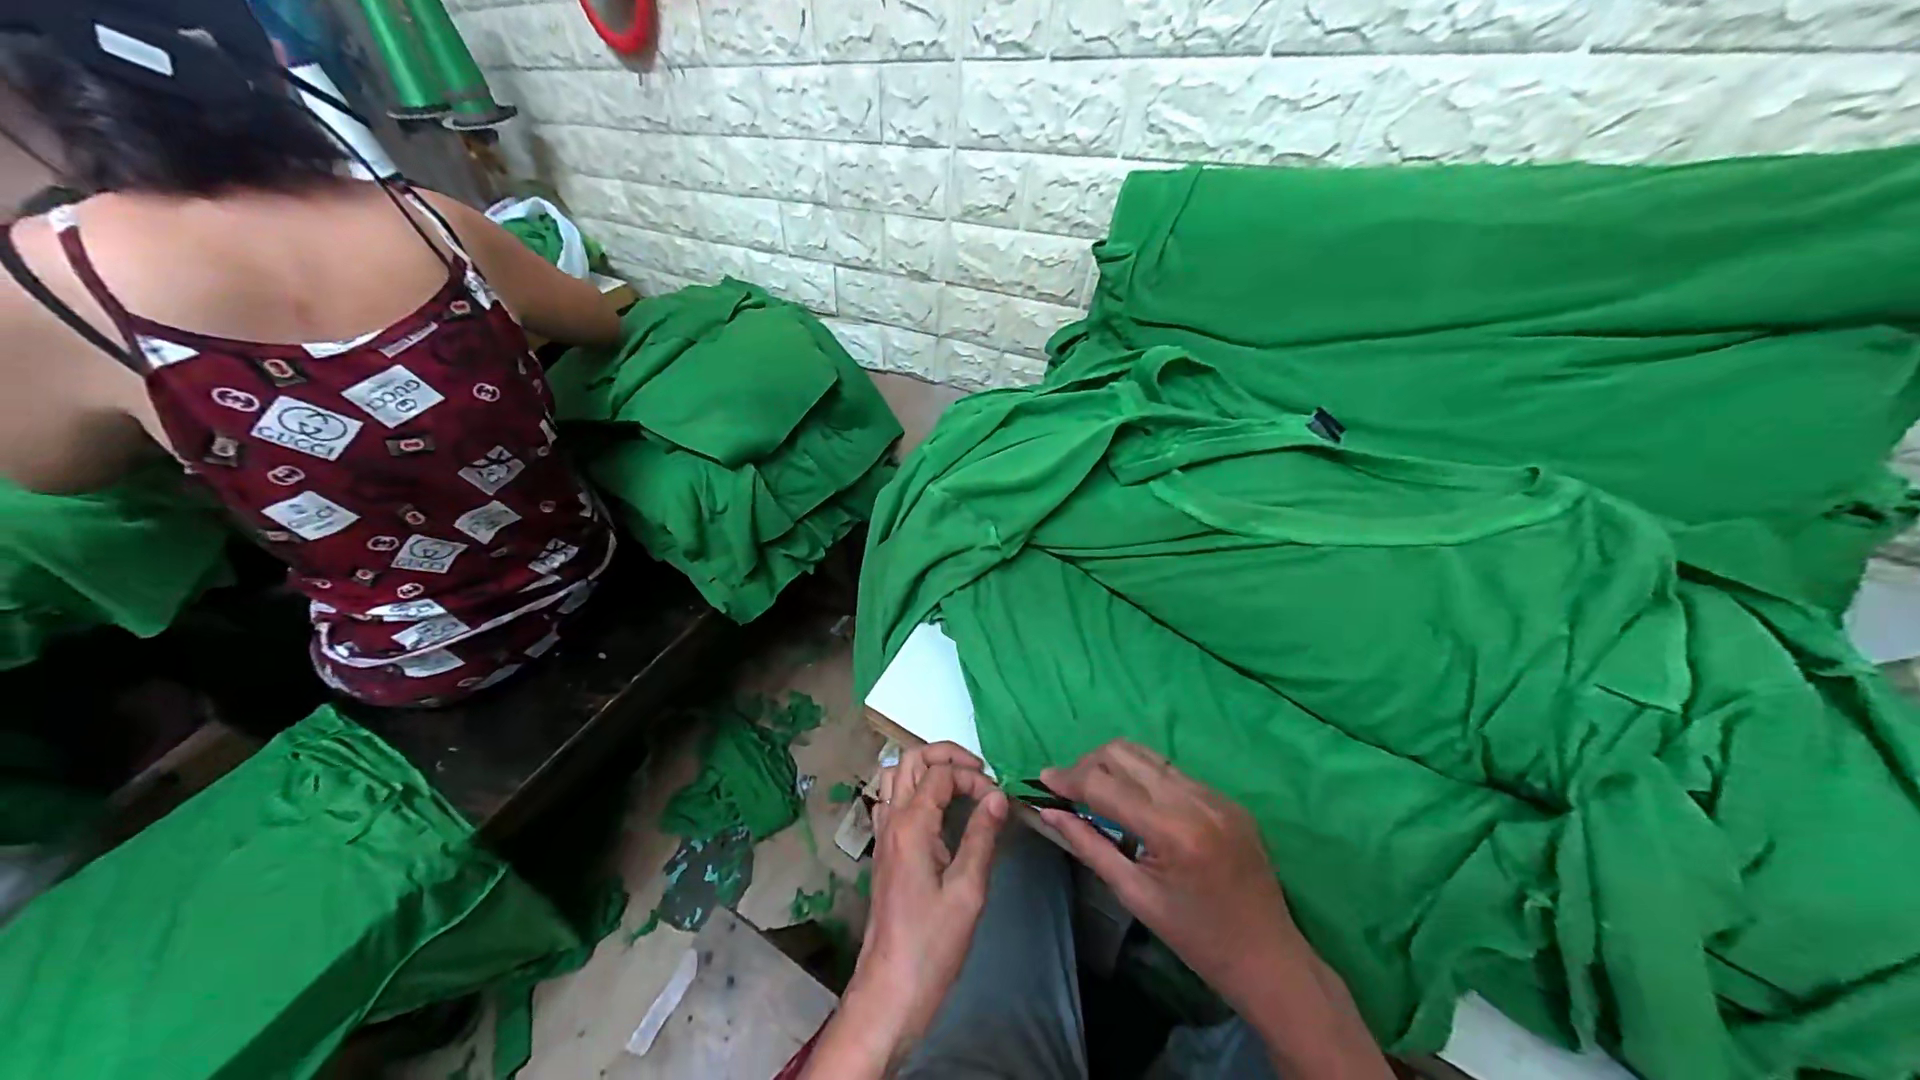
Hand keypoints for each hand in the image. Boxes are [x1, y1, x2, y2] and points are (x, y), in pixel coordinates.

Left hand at [803, 742, 1007, 1078]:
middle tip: (978, 773)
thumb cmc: (932, 945)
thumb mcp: (968, 890)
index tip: (998, 800)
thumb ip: (981, 836)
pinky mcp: (884, 852)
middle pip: (910, 759)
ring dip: (926, 769)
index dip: (973, 777)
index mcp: (910, 826)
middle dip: (945, 755)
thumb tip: (997, 796)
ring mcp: (883, 836)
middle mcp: (891, 821)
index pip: (940, 773)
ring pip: (895, 776)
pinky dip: (913, 790)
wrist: (889, 991)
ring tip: (959, 785)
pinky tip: (937, 812)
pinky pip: (891, 801)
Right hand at [1038, 739, 1299, 1007]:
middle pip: (1124, 753)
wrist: (1269, 958)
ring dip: (1114, 765)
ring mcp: (1216, 794)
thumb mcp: (1134, 895)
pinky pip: (1172, 771)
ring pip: (1148, 756)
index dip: (1068, 778)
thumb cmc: (1196, 938)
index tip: (1042, 780)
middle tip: (1068, 790)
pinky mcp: (1226, 798)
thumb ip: (1089, 845)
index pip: (1105, 783)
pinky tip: (1135, 803)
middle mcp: (1196, 799)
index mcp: (1172, 830)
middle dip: (1088, 764)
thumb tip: (1049, 812)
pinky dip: (1143, 777)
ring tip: (1096, 791)